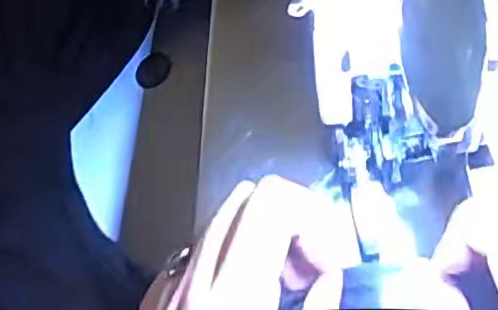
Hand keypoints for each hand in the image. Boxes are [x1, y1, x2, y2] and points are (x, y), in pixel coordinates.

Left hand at [142, 176, 358, 309]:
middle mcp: (192, 289)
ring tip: (280, 284)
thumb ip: (318, 307)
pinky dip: (220, 263)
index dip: (315, 216)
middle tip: (311, 264)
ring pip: (219, 223)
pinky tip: (236, 299)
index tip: (332, 255)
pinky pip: (187, 261)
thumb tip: (329, 280)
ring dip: (258, 237)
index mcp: (233, 294)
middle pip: (250, 198)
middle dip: (292, 218)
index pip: (275, 199)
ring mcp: (165, 300)